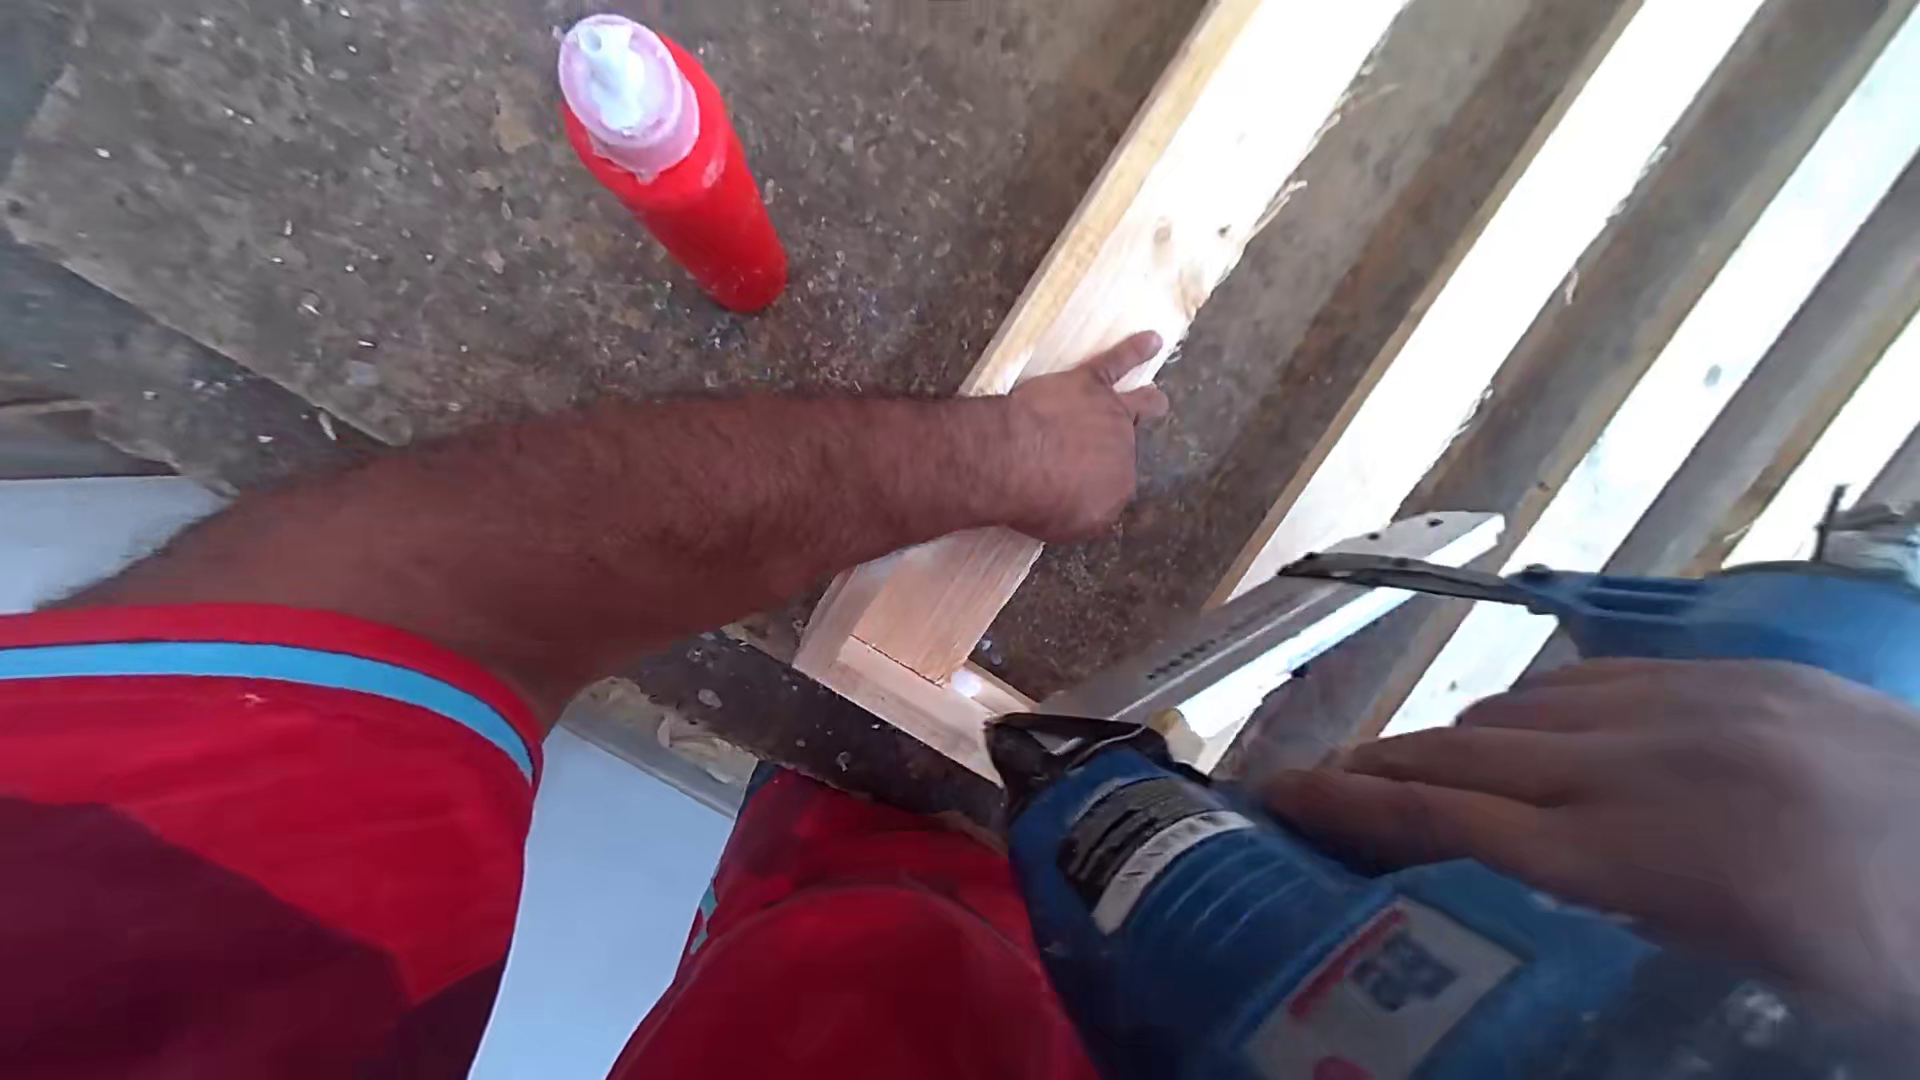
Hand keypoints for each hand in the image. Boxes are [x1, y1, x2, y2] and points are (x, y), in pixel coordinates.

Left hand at [998, 332, 1170, 542]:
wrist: (1019, 461)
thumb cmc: (1036, 500)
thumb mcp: (1065, 527)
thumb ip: (1084, 516)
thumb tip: (1090, 505)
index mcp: (1117, 489)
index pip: (1114, 485)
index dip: (1096, 484)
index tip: (1077, 486)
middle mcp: (1123, 450)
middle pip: (1126, 446)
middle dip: (1121, 449)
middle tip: (1123, 448)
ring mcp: (1109, 414)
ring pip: (1137, 404)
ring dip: (1149, 401)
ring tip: (1158, 400)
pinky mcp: (1089, 383)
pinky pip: (1117, 361)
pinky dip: (1134, 349)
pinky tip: (1150, 339)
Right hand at [1261, 659, 1919, 1025]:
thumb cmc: (1907, 971)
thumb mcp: (1759, 1006)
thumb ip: (1596, 941)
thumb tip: (1474, 910)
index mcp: (1673, 870)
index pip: (1450, 823)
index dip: (1349, 805)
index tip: (1280, 795)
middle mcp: (1655, 768)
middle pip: (1453, 758)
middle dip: (1370, 771)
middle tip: (1319, 790)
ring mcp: (1689, 705)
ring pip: (1499, 717)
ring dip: (1453, 753)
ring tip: (1438, 787)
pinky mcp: (1721, 674)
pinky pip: (1566, 686)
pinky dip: (1525, 720)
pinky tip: (1539, 752)